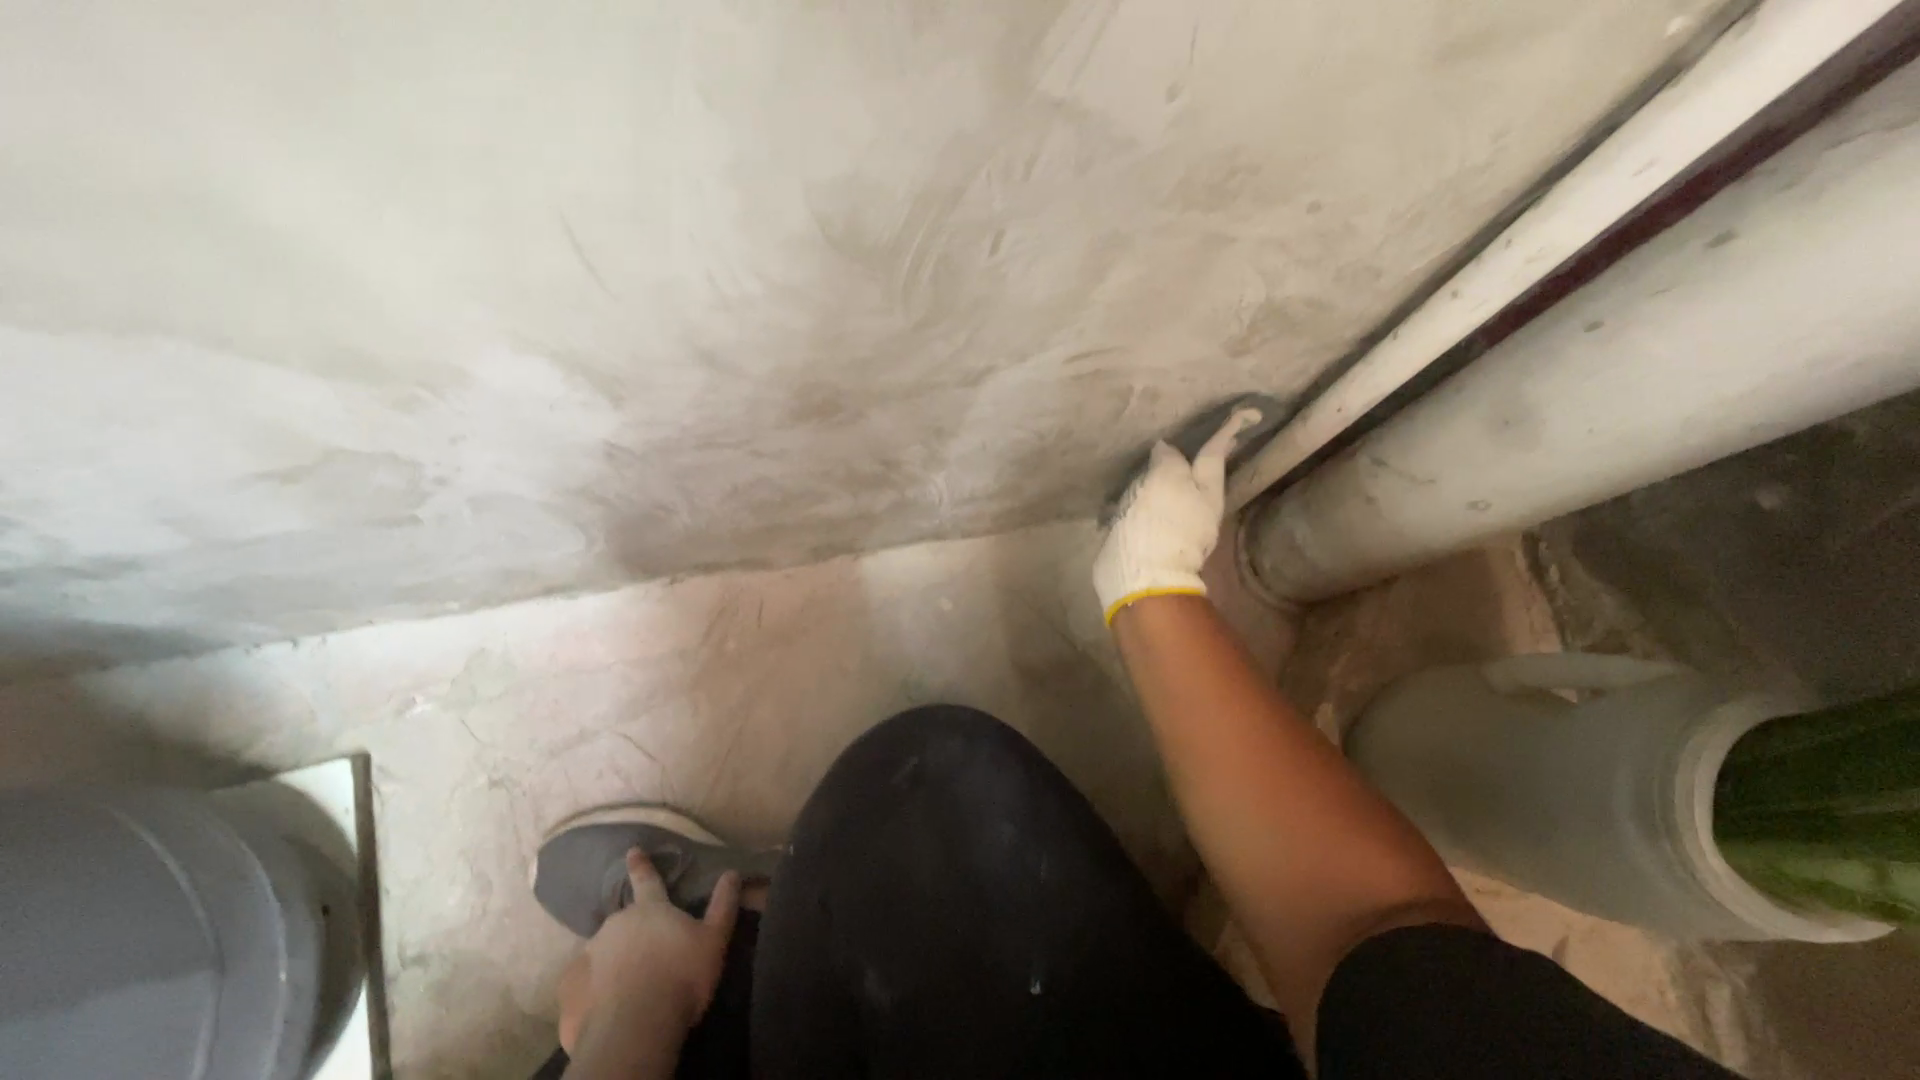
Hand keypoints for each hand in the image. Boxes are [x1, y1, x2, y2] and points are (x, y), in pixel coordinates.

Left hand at [556, 850, 740, 1056]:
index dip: (641, 865)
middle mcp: (617, 923)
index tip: (632, 850)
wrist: (636, 1026)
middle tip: (646, 948)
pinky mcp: (572, 985)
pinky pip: (584, 979)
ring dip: (615, 958)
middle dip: (634, 929)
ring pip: (604, 949)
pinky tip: (603, 1001)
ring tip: (629, 981)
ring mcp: (591, 953)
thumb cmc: (682, 976)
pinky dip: (594, 985)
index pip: (647, 880)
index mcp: (650, 909)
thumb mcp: (715, 939)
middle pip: (626, 920)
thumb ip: (723, 905)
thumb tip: (732, 872)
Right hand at [1093, 407, 1262, 623]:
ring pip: (1174, 490)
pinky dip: (1145, 495)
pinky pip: (1152, 507)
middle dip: (1199, 455)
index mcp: (1207, 491)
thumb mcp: (1167, 480)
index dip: (1226, 433)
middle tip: (1200, 433)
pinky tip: (1132, 489)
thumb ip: (1169, 460)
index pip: (1215, 453)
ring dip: (1168, 475)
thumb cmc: (1161, 522)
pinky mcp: (1152, 537)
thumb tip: (1166, 449)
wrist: (1141, 575)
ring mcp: (1176, 525)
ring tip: (1156, 458)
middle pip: (1198, 474)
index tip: (1244, 414)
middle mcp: (1198, 507)